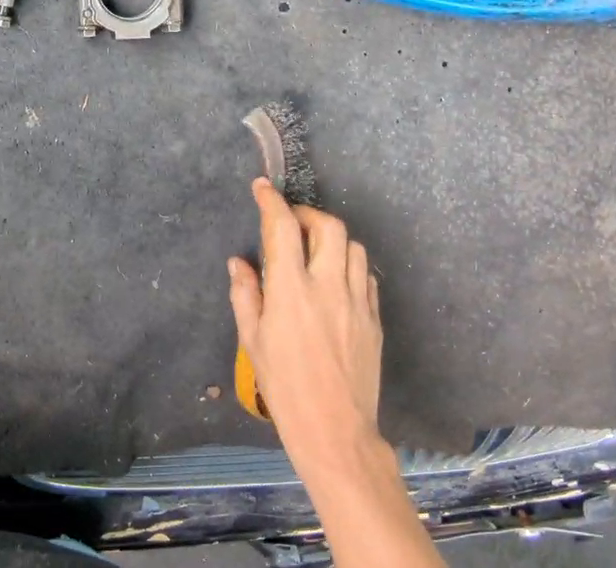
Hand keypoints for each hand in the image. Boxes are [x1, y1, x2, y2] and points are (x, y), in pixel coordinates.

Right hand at [228, 178, 382, 471]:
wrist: (335, 427)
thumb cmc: (282, 384)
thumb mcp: (251, 338)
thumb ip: (245, 293)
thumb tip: (240, 262)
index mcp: (291, 289)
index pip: (283, 227)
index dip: (271, 201)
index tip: (262, 187)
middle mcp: (328, 286)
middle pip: (329, 227)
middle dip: (307, 213)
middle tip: (289, 220)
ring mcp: (357, 302)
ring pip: (353, 248)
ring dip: (330, 237)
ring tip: (312, 247)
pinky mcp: (375, 319)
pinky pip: (366, 276)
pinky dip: (348, 264)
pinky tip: (333, 278)